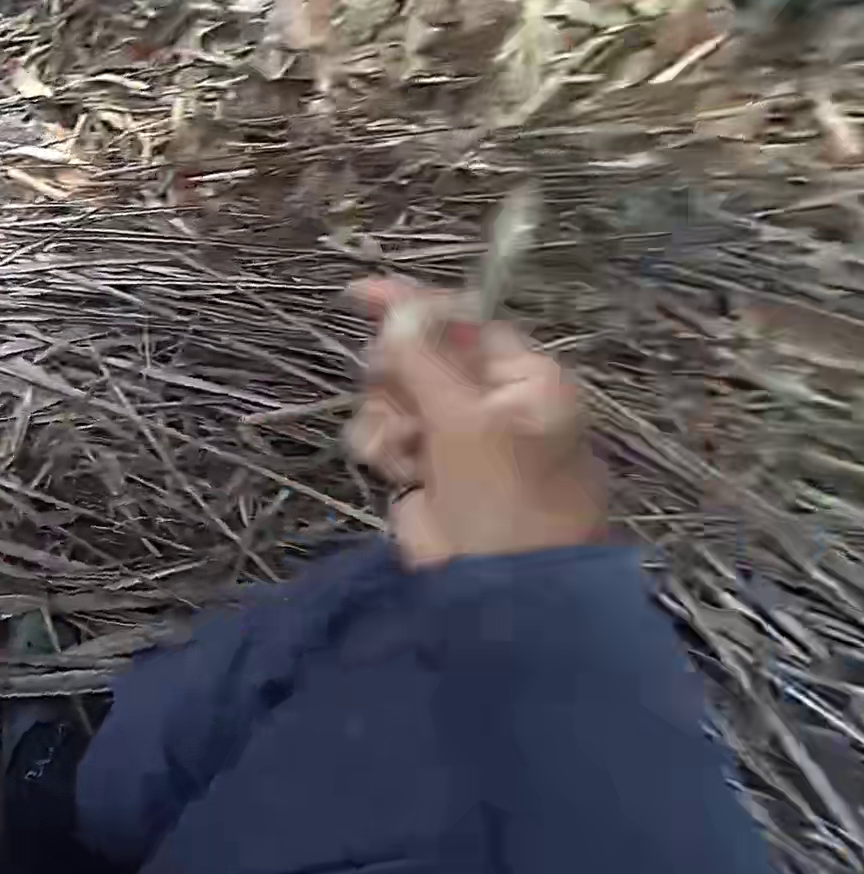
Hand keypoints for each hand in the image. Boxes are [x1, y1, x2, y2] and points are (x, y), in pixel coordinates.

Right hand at [346, 277, 607, 569]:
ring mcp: (446, 429)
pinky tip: (399, 472)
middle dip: (394, 382)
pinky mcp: (415, 457)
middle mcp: (482, 397)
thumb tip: (397, 309)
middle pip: (412, 358)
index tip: (355, 294)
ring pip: (385, 397)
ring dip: (385, 423)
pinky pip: (377, 429)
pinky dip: (379, 448)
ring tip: (408, 455)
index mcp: (518, 378)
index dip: (408, 305)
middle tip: (401, 404)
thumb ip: (426, 362)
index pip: (458, 322)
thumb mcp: (465, 421)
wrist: (491, 579)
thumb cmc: (502, 494)